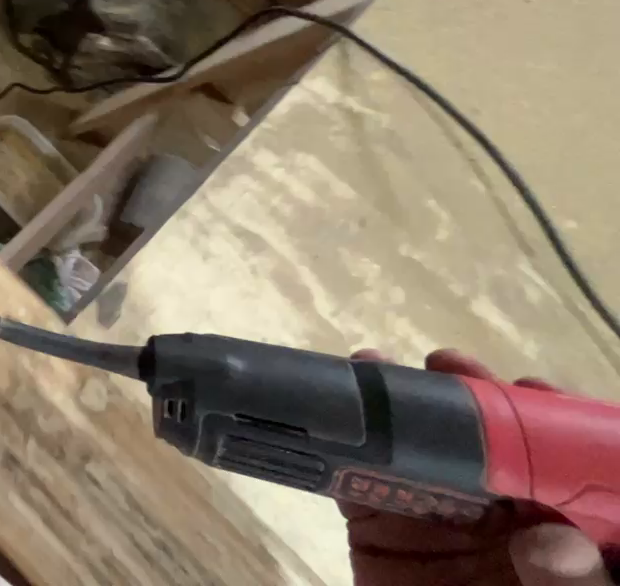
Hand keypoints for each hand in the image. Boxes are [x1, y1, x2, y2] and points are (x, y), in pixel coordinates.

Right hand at [345, 349, 611, 585]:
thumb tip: (553, 539)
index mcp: (582, 541)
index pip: (583, 473)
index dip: (564, 425)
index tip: (532, 390)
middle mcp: (516, 524)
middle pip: (496, 450)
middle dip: (474, 404)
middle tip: (450, 369)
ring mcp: (444, 526)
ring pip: (423, 454)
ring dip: (400, 410)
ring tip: (379, 369)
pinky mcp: (381, 530)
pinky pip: (358, 482)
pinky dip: (337, 446)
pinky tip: (327, 414)